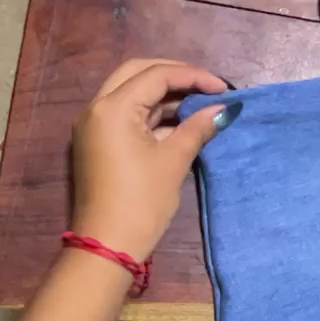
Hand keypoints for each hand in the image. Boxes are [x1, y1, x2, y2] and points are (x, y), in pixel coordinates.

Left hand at [71, 59, 237, 258]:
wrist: (107, 246)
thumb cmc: (142, 201)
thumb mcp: (174, 161)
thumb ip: (198, 128)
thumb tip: (224, 109)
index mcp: (112, 108)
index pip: (156, 75)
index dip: (193, 76)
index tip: (224, 89)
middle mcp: (97, 108)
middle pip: (138, 74)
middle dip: (175, 76)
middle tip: (206, 87)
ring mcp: (95, 126)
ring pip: (132, 94)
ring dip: (165, 96)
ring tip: (200, 105)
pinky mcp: (99, 143)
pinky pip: (128, 115)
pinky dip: (153, 114)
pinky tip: (182, 122)